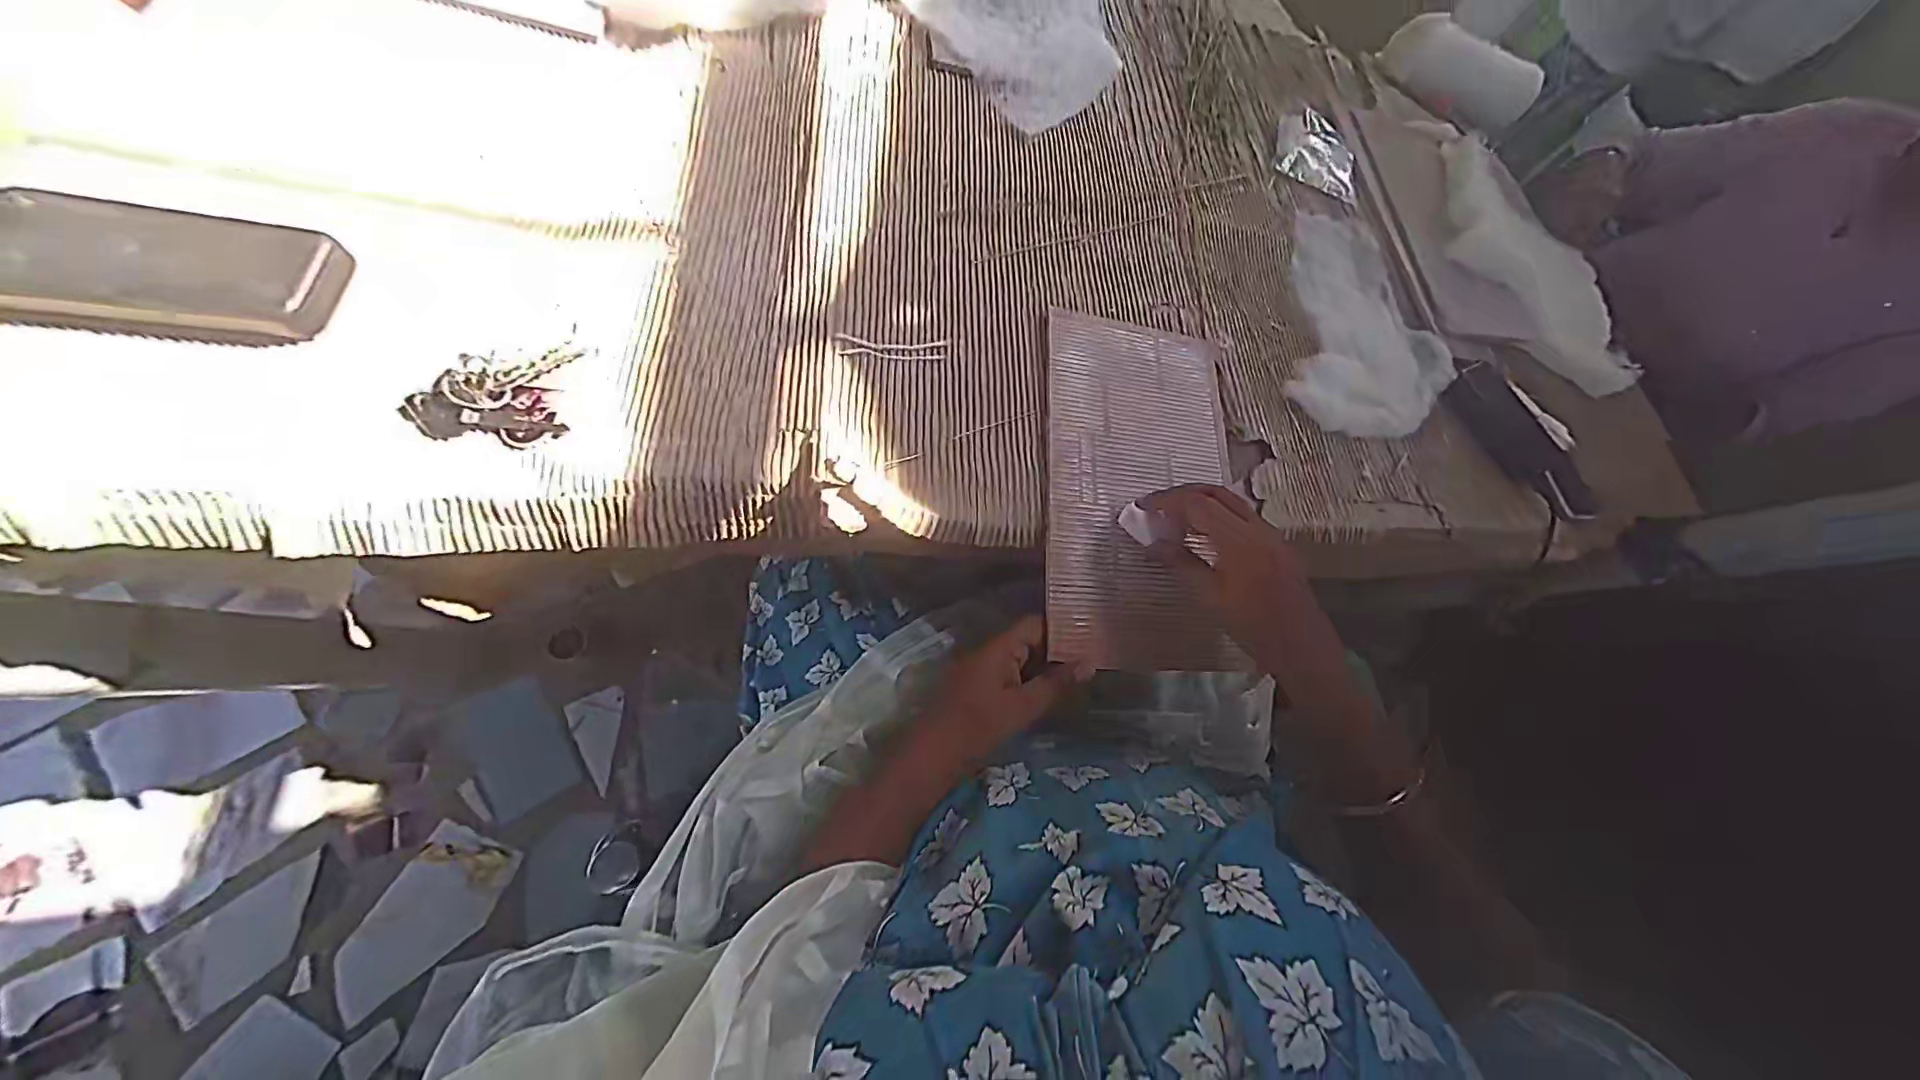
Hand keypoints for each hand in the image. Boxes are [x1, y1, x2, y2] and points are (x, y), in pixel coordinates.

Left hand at [918, 615, 1087, 769]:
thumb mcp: (1023, 706)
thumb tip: (1088, 662)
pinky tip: (1045, 694)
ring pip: (1017, 660)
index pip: (1034, 624)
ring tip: (1075, 677)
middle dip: (1056, 651)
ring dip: (1042, 668)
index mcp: (997, 647)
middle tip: (1089, 661)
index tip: (1089, 638)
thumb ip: (1056, 684)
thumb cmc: (979, 726)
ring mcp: (979, 669)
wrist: (933, 754)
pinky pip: (1007, 675)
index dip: (1061, 628)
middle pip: (1027, 640)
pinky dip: (1026, 681)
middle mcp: (986, 651)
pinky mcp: (975, 688)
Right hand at [1140, 485, 1415, 801]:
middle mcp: (1259, 530)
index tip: (1142, 507)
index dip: (1167, 501)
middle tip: (1156, 506)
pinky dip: (1218, 515)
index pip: (1197, 505)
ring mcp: (1272, 535)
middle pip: (1216, 494)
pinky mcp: (1278, 545)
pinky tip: (1202, 534)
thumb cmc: (1254, 631)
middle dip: (1183, 494)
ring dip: (1201, 502)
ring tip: (1173, 518)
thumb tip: (1153, 542)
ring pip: (1232, 502)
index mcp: (1240, 542)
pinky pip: (1243, 517)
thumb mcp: (1211, 599)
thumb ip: (1182, 564)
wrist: (1304, 651)